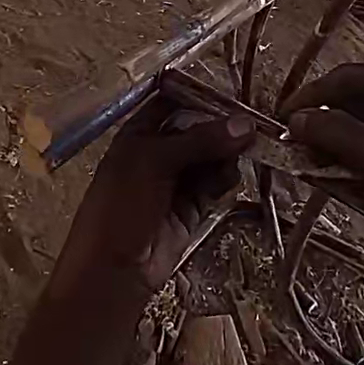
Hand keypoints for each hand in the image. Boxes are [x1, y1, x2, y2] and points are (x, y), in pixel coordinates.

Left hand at [54, 97, 252, 296]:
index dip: (200, 97)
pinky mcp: (191, 207)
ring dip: (226, 154)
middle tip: (250, 129)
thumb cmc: (122, 203)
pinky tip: (229, 178)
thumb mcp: (154, 161)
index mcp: (139, 133)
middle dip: (221, 129)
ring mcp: (175, 180)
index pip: (172, 102)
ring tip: (241, 155)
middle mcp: (158, 152)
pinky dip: (224, 179)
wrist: (113, 268)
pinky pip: (214, 184)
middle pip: (197, 130)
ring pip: (210, 157)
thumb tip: (245, 123)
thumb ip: (199, 140)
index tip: (234, 96)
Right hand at [280, 62, 363, 269]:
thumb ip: (331, 132)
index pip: (348, 76)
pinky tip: (352, 180)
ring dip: (345, 145)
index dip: (310, 97)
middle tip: (298, 145)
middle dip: (328, 124)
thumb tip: (296, 120)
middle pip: (362, 100)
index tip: (282, 117)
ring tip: (318, 165)